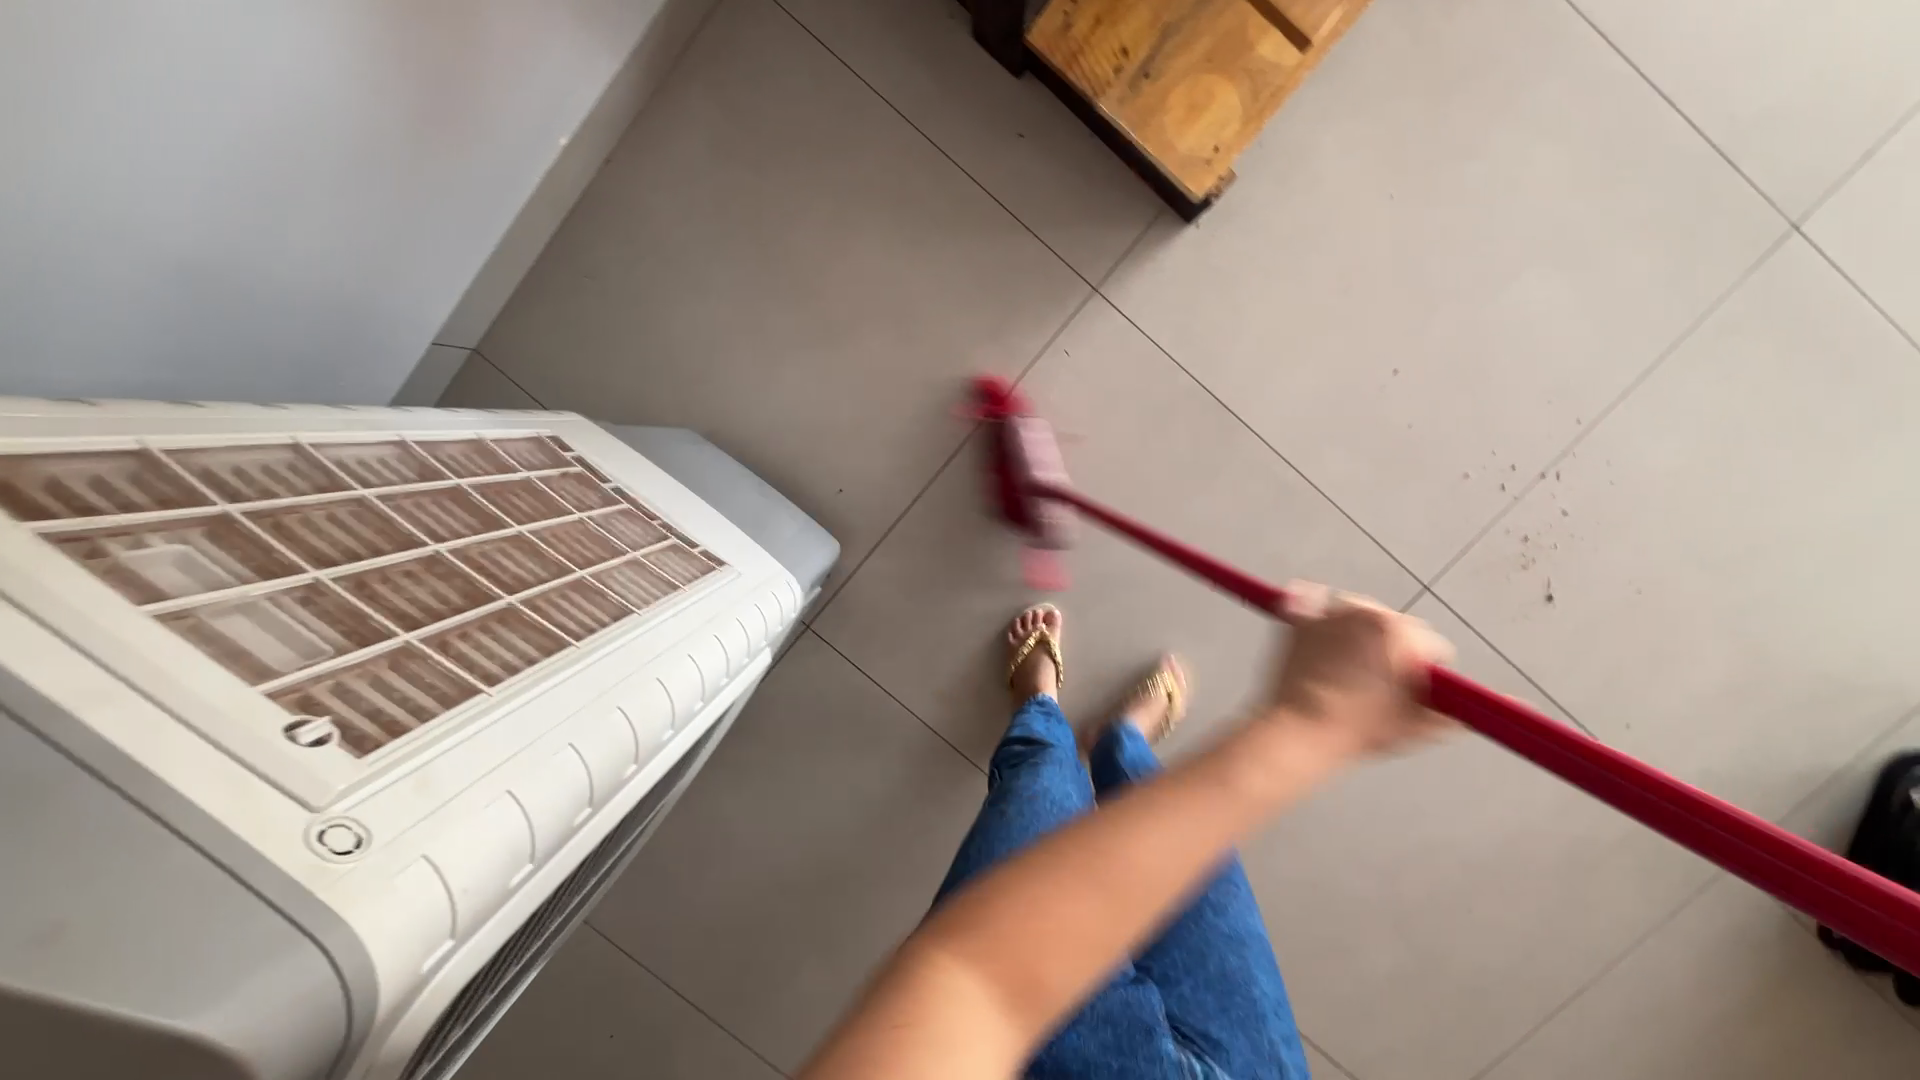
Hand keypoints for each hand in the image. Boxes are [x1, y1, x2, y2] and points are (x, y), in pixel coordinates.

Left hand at [1263, 581, 1454, 761]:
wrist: (1297, 730)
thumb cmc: (1357, 729)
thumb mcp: (1418, 724)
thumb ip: (1462, 710)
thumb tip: (1508, 706)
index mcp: (1400, 632)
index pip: (1431, 647)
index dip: (1424, 672)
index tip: (1408, 692)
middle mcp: (1365, 611)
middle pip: (1395, 628)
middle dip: (1391, 651)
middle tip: (1374, 686)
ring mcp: (1327, 611)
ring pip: (1358, 617)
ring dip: (1358, 635)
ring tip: (1345, 672)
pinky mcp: (1296, 616)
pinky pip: (1316, 609)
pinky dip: (1321, 622)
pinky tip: (1320, 646)